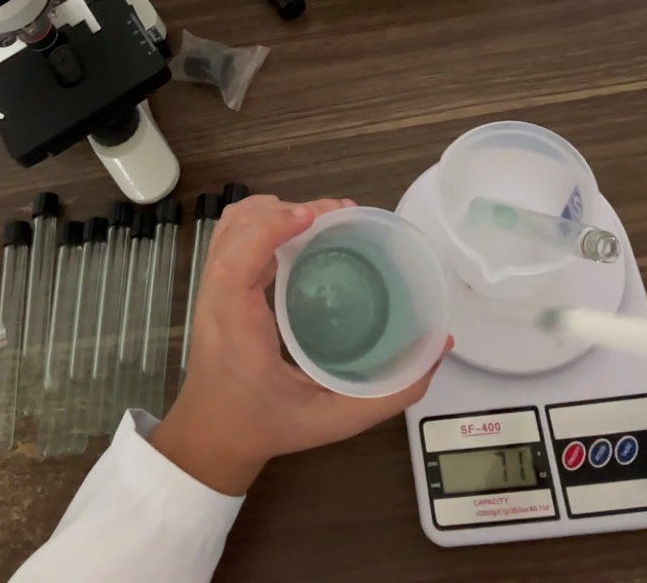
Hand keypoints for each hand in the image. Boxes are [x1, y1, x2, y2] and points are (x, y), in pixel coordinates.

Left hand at [149, 195, 447, 494]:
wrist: (211, 437)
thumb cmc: (265, 426)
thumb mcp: (332, 419)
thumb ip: (388, 393)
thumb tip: (436, 348)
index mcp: (235, 327)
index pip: (235, 262)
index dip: (270, 229)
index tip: (314, 216)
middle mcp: (216, 299)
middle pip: (238, 229)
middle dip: (287, 210)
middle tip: (339, 216)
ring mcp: (210, 288)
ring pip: (232, 225)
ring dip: (273, 209)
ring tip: (320, 218)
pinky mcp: (215, 284)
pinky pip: (232, 235)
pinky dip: (262, 220)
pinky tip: (296, 233)